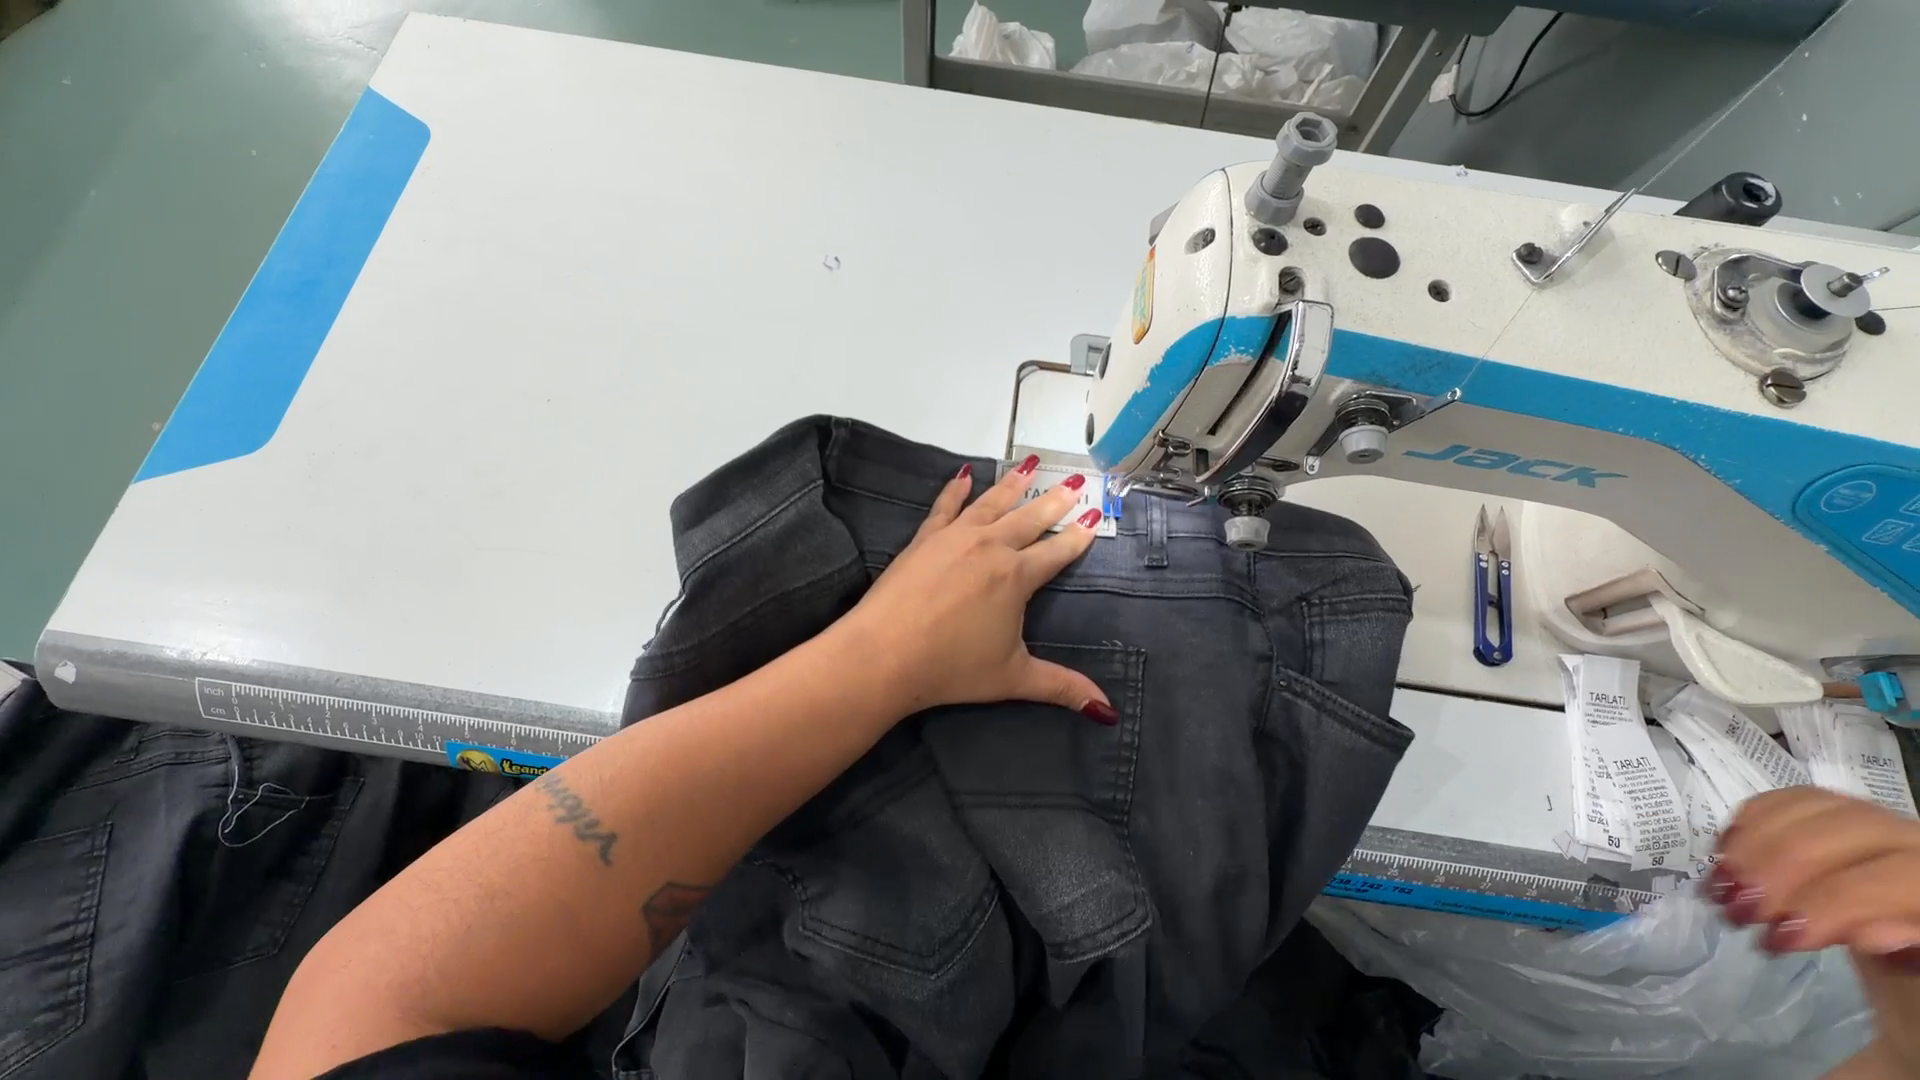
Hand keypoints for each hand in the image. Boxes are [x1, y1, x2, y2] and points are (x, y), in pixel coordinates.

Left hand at [831, 455, 1114, 723]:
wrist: (883, 653)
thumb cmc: (951, 668)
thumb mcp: (1013, 678)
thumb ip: (1062, 687)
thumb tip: (1107, 711)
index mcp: (1017, 576)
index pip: (1057, 552)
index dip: (1078, 538)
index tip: (1093, 520)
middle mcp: (990, 547)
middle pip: (1030, 518)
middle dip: (1055, 501)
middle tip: (1075, 482)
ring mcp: (955, 537)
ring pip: (992, 504)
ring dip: (1014, 484)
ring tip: (1032, 465)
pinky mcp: (924, 538)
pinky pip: (945, 506)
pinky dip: (956, 489)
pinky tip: (964, 474)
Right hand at [1712, 788, 1919, 1073]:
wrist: (1913, 988)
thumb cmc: (1914, 997)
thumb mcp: (1919, 993)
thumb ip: (1905, 961)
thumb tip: (1867, 933)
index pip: (1898, 879)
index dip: (1834, 901)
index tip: (1780, 938)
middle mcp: (1917, 843)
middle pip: (1846, 831)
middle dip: (1778, 869)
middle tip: (1736, 911)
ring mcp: (1876, 824)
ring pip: (1812, 807)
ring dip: (1753, 844)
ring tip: (1721, 885)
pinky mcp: (1835, 817)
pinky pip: (1790, 799)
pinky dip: (1750, 821)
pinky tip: (1728, 854)